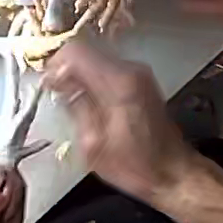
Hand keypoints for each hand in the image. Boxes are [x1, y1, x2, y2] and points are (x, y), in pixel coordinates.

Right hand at [43, 41, 199, 205]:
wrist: (175, 173)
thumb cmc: (135, 165)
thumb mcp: (94, 144)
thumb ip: (74, 106)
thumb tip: (57, 83)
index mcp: (117, 83)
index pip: (75, 50)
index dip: (55, 64)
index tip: (48, 85)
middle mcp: (130, 69)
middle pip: (85, 50)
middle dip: (65, 70)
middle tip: (56, 95)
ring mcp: (138, 72)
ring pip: (94, 57)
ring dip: (78, 74)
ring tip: (71, 102)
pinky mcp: (140, 79)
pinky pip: (106, 67)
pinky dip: (91, 78)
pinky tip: (89, 102)